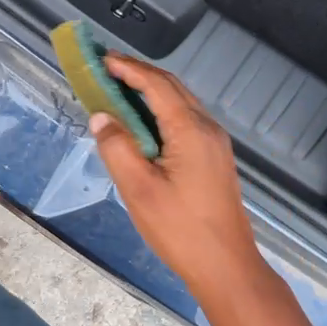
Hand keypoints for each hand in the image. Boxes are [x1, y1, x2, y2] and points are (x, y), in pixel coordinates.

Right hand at [89, 53, 260, 291]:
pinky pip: (184, 120)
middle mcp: (207, 129)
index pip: (156, 85)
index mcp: (190, 130)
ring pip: (180, 103)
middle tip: (105, 68)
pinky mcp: (213, 158)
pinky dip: (160, 110)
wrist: (226, 266)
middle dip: (138, 73)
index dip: (127, 68)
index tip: (100, 59)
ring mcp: (214, 144)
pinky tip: (141, 122)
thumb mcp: (138, 189)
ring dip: (149, 90)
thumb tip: (101, 117)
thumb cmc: (179, 229)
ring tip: (117, 89)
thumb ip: (117, 147)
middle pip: (171, 87)